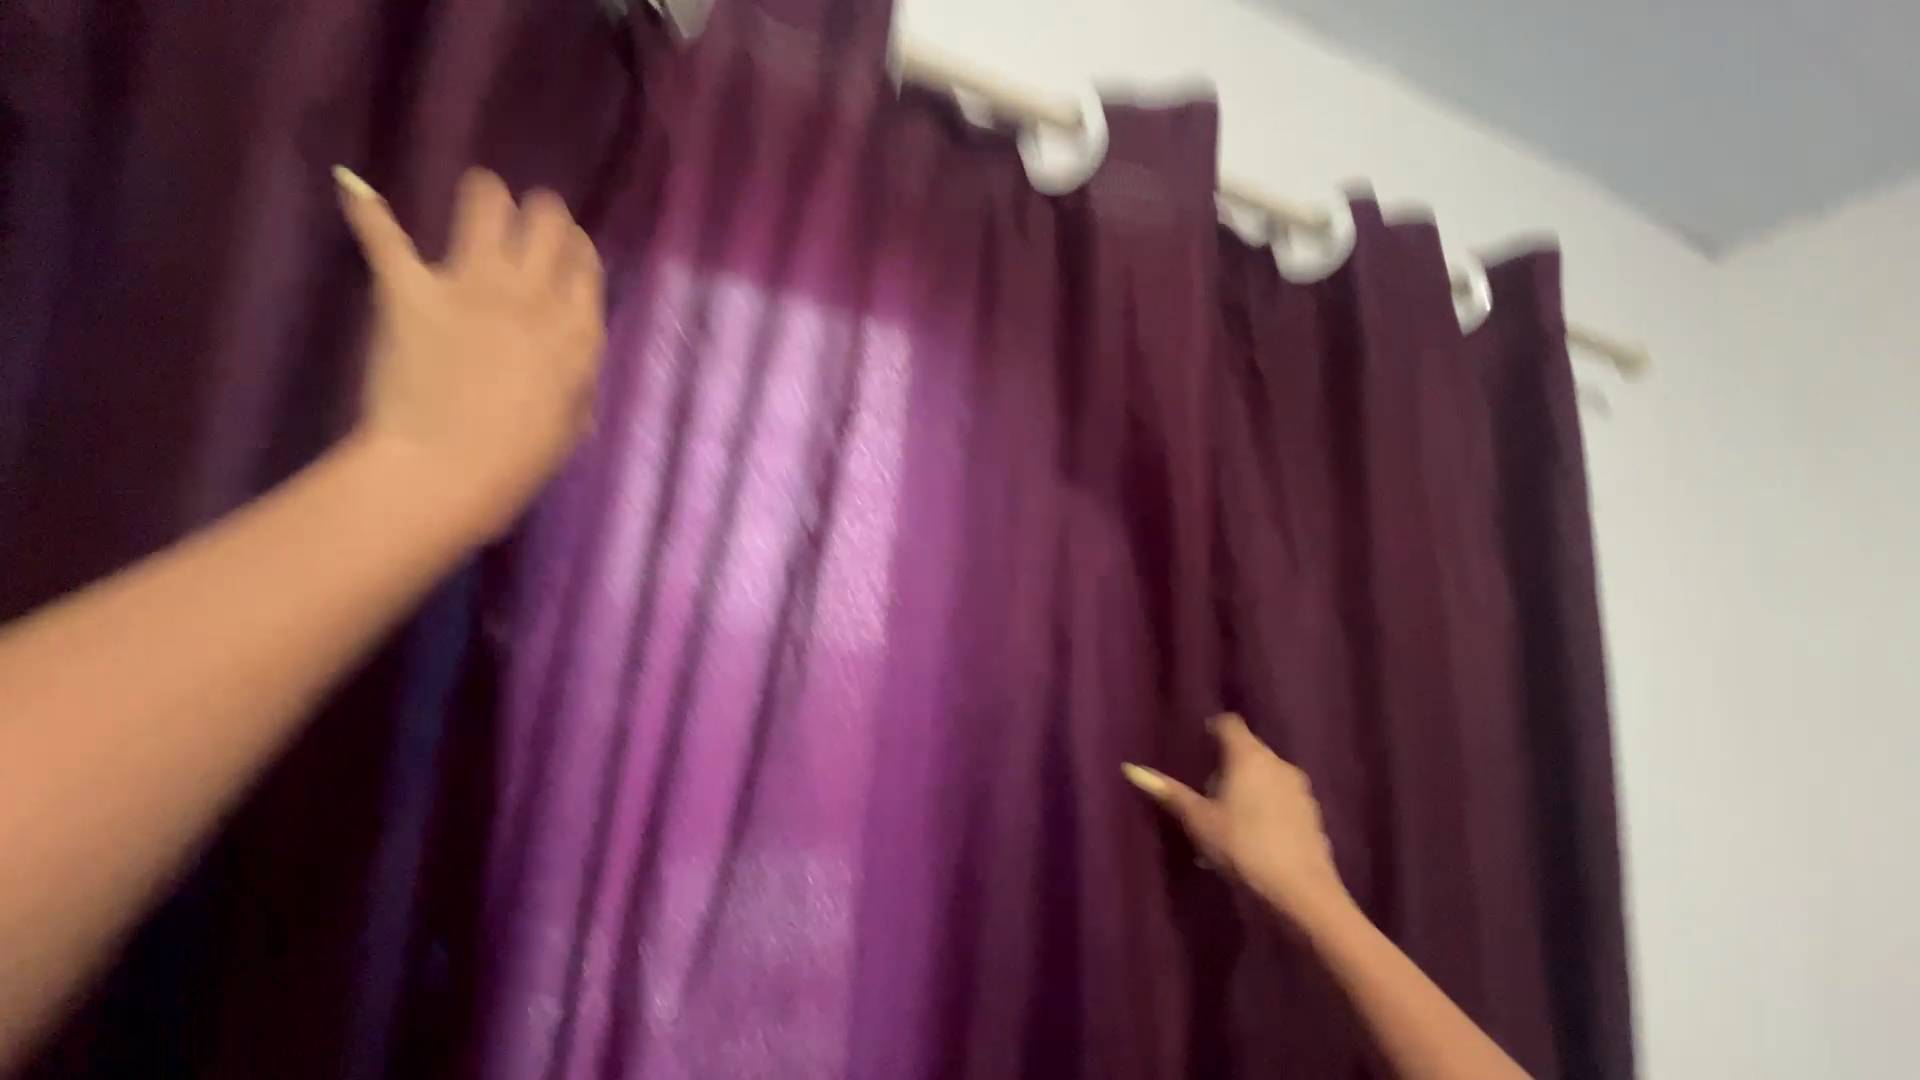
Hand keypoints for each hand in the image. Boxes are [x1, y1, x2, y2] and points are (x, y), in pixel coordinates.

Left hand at [335, 165, 605, 538]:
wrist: (446, 471)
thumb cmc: (522, 462)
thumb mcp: (574, 423)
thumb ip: (576, 377)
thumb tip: (566, 356)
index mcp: (577, 331)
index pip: (585, 263)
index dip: (576, 249)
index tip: (567, 251)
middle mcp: (532, 295)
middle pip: (545, 222)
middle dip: (541, 212)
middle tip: (530, 220)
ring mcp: (470, 287)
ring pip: (484, 207)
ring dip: (485, 195)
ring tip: (481, 195)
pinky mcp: (409, 289)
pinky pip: (384, 236)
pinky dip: (367, 209)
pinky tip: (352, 184)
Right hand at [1124, 714, 1352, 922]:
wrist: (1302, 894)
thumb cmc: (1243, 847)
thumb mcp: (1198, 821)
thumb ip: (1168, 792)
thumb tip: (1131, 768)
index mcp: (1249, 756)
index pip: (1229, 723)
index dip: (1212, 729)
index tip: (1196, 746)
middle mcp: (1278, 763)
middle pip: (1248, 751)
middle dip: (1225, 765)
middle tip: (1203, 791)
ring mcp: (1300, 790)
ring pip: (1265, 777)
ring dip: (1245, 789)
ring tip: (1224, 820)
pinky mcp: (1312, 815)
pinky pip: (1280, 800)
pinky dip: (1263, 808)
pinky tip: (1250, 839)